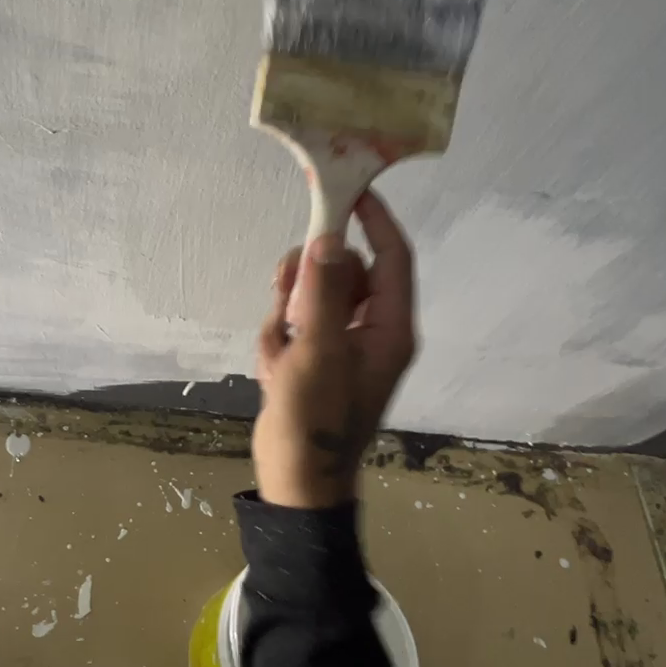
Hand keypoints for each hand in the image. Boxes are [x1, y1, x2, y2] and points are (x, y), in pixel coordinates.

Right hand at [253, 191, 417, 507]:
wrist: (295, 476)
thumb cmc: (314, 418)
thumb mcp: (317, 351)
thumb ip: (323, 292)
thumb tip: (328, 237)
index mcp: (390, 327)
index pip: (391, 256)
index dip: (374, 220)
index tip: (348, 190)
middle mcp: (371, 328)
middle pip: (342, 271)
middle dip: (308, 278)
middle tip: (282, 289)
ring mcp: (341, 343)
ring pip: (312, 294)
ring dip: (286, 313)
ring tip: (278, 350)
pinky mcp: (315, 355)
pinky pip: (294, 321)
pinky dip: (278, 336)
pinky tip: (274, 366)